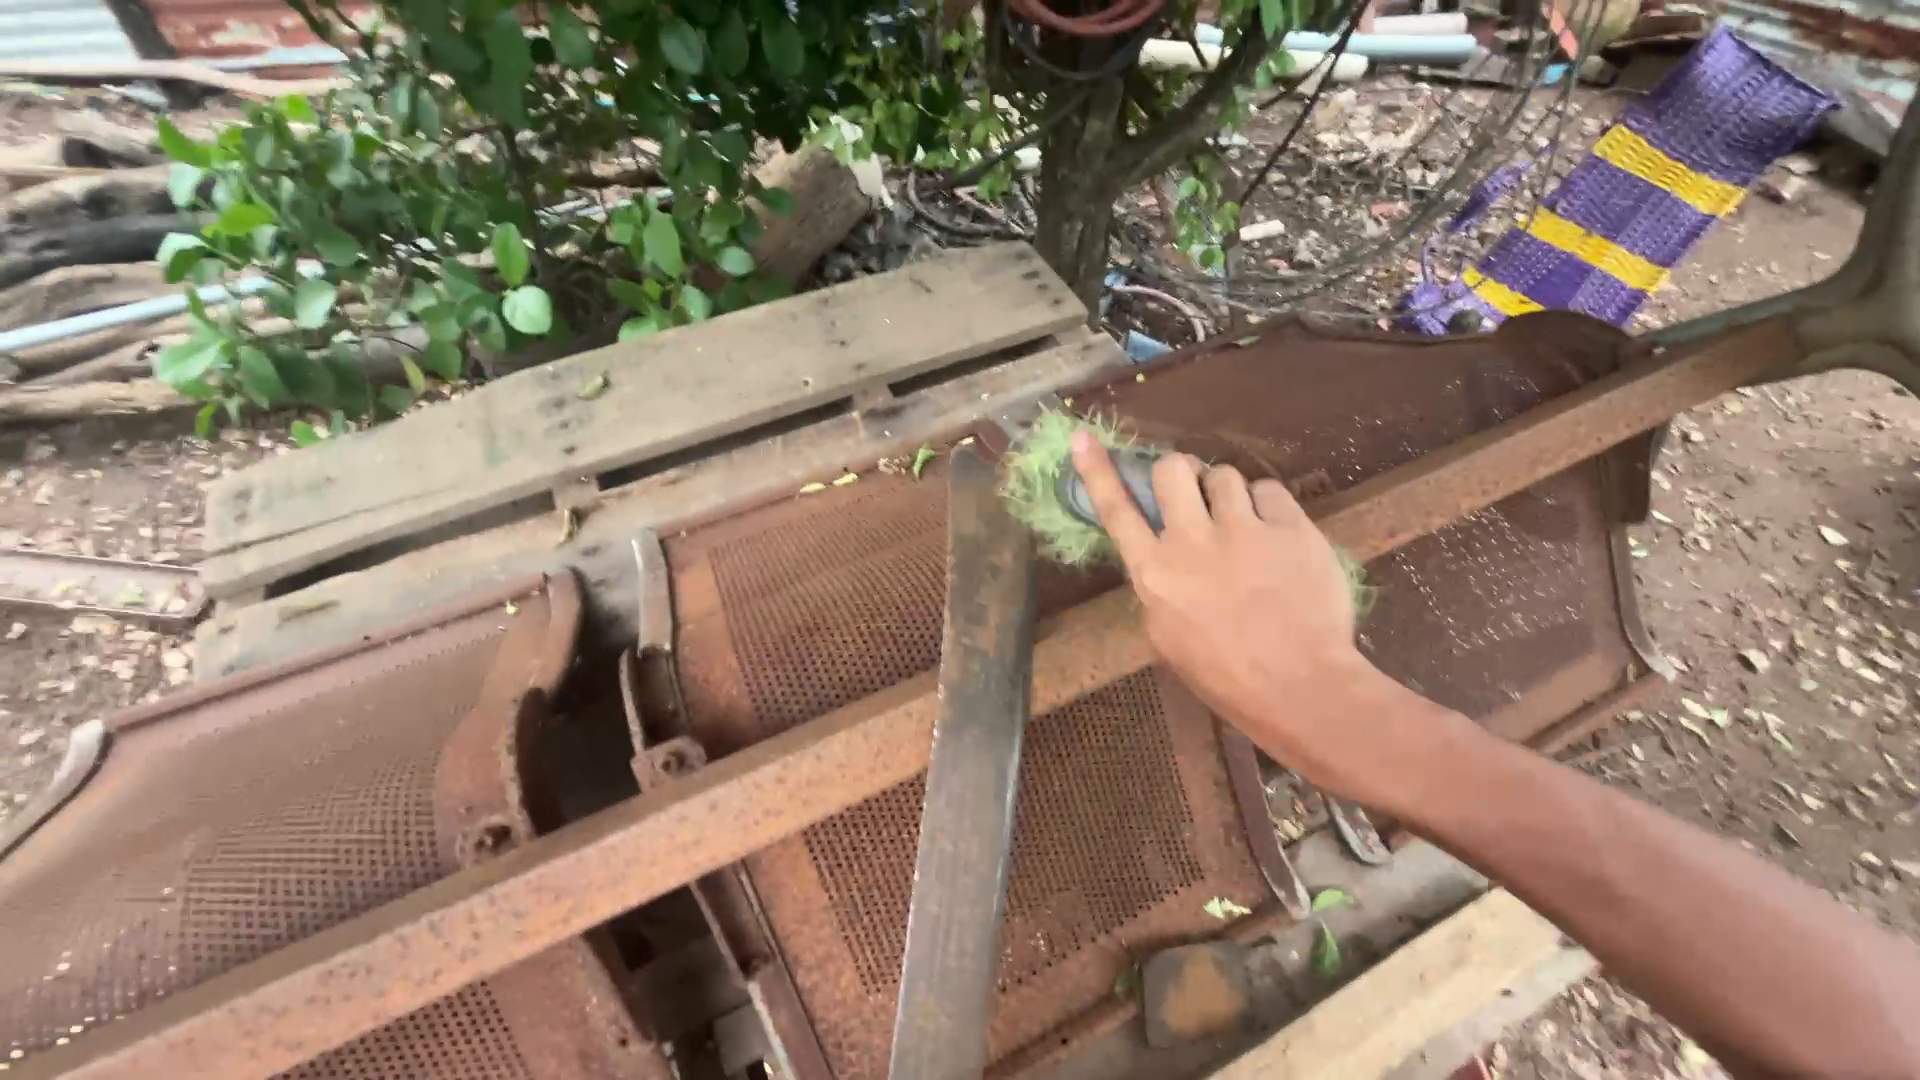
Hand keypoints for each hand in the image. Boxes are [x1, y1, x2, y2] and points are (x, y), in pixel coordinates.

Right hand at [1069, 431, 1412, 794]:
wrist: (1300, 687)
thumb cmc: (1224, 675)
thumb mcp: (1166, 637)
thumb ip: (1158, 587)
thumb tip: (1162, 556)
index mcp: (1154, 572)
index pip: (1117, 510)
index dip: (1097, 471)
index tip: (1083, 439)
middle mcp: (1191, 541)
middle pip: (1172, 468)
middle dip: (1179, 473)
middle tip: (1192, 492)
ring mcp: (1243, 530)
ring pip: (1223, 474)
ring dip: (1225, 492)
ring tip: (1240, 523)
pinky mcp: (1291, 528)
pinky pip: (1269, 491)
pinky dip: (1267, 506)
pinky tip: (1274, 533)